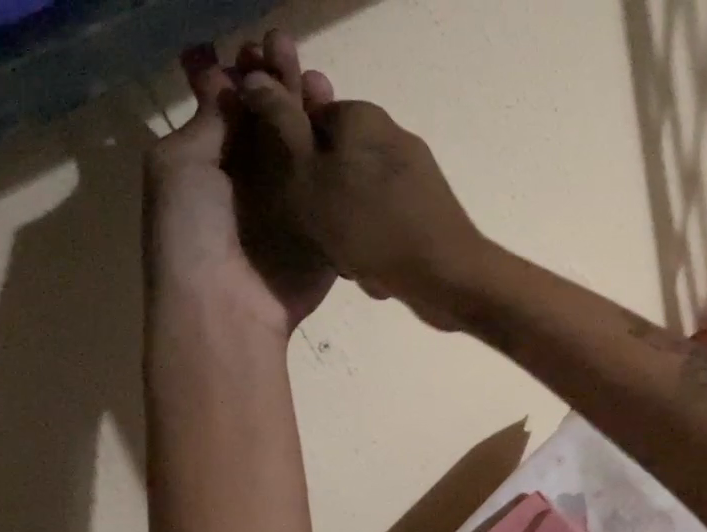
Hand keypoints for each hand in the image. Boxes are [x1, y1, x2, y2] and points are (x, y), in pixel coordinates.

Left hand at [143, 33, 337, 334]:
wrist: (230, 302)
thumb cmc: (191, 229)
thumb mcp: (182, 163)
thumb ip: (211, 121)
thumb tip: (231, 80)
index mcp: (207, 152)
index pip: (223, 100)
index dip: (233, 70)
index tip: (246, 46)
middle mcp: (250, 170)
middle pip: (267, 115)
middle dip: (274, 80)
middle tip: (286, 48)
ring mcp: (290, 196)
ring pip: (303, 142)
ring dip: (308, 108)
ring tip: (320, 81)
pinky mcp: (323, 223)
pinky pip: (333, 183)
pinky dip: (339, 155)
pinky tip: (344, 127)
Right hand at [231, 55, 489, 328]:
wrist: (449, 278)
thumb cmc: (370, 225)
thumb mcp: (308, 173)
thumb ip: (281, 125)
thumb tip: (257, 77)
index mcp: (363, 116)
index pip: (307, 121)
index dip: (293, 160)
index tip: (293, 194)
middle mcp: (394, 137)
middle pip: (334, 167)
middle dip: (324, 205)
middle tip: (326, 235)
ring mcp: (418, 177)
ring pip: (360, 203)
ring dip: (350, 234)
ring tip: (355, 261)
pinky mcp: (432, 213)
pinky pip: (388, 226)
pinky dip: (378, 248)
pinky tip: (379, 274)